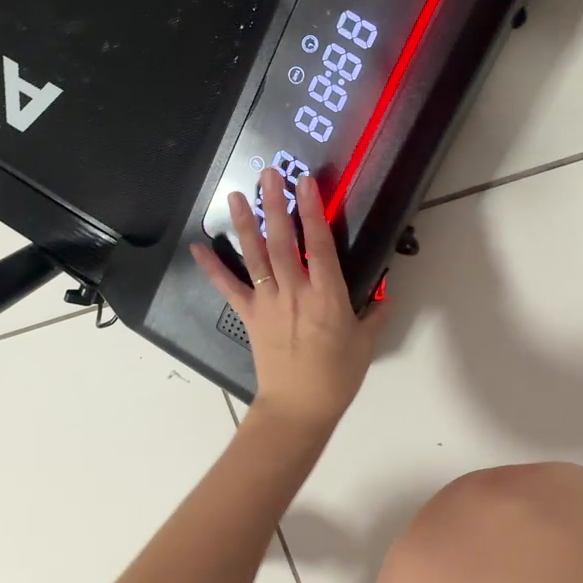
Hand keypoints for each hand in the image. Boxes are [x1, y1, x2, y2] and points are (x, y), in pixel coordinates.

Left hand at [191, 168, 381, 435]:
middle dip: (277, 205)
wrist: (299, 407)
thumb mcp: (366, 342)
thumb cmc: (337, 375)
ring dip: (246, 224)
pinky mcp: (249, 315)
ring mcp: (268, 302)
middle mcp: (295, 291)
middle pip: (283, 241)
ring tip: (238, 195)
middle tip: (270, 175)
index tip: (305, 184)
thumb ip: (375, 312)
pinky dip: (212, 267)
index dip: (313, 211)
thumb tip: (384, 292)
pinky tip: (198, 247)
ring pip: (256, 256)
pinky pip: (229, 287)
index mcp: (327, 295)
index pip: (319, 244)